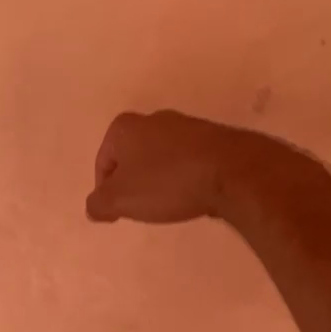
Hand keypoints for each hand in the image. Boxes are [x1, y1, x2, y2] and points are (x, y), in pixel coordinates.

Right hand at [85, 110, 298, 224]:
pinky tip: (197, 195)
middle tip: (142, 207)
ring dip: (163, 180)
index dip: (106, 190)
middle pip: (133, 157)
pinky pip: (192, 161)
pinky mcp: (218, 138)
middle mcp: (154, 119)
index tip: (118, 211)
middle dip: (135, 182)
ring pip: (164, 158)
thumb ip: (98, 204)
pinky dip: (189, 178)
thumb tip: (94, 207)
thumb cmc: (167, 182)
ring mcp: (189, 126)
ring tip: (173, 203)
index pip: (103, 162)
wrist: (236, 173)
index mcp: (124, 127)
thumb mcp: (120, 200)